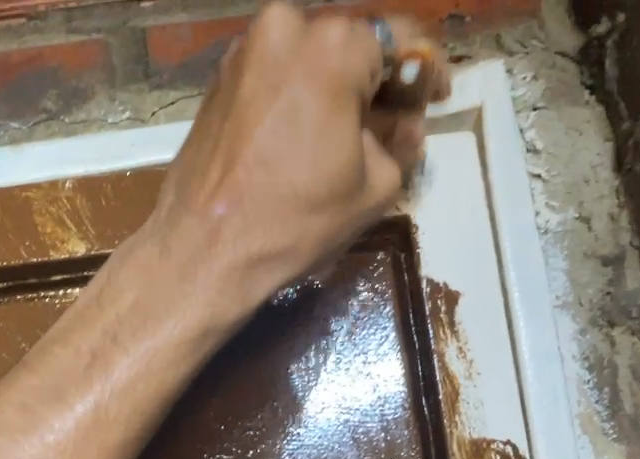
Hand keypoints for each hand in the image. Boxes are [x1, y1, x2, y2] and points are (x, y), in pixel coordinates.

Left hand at [137, 3, 450, 314]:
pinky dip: (298, 97)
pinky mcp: (218, 79)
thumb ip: (403, 143)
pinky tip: (307, 136)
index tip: (436, 97)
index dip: (425, 73)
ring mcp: (244, 49)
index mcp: (333, 43)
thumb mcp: (375, 189)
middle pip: (351, 45)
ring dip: (335, 89)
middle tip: (393, 123)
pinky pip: (275, 75)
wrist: (203, 251)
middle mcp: (286, 26)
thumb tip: (406, 126)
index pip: (402, 41)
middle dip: (376, 81)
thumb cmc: (293, 222)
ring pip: (309, 59)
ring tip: (350, 136)